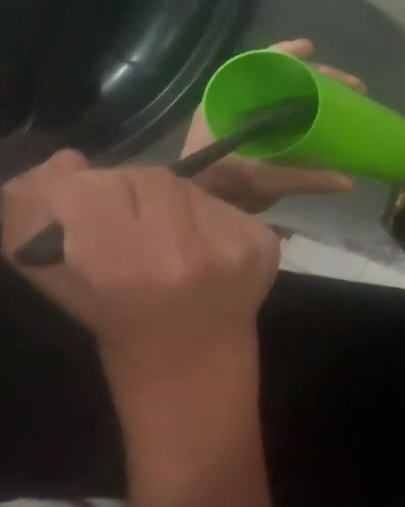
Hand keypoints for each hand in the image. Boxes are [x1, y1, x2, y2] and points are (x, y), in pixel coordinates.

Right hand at [2, 151, 280, 364]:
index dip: (83, 191)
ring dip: (169, 199)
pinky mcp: (265, 241)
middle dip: (128, 188)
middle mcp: (186, 252)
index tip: (85, 209)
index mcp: (122, 263)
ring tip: (163, 230)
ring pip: (189, 186)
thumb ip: (37, 213)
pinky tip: (198, 241)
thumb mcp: (52, 270)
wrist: (193, 346)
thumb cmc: (113, 310)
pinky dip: (205, 212)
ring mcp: (234, 245)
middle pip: (148, 177)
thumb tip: (69, 159)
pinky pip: (224, 203)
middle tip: (126, 214)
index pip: (95, 186)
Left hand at [184, 39, 356, 211]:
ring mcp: (248, 120)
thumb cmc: (221, 185)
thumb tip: (348, 182)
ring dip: (317, 94)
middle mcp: (238, 106)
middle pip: (279, 80)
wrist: (196, 203)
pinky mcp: (258, 136)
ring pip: (285, 96)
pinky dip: (310, 112)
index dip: (284, 55)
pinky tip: (331, 118)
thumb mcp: (263, 182)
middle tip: (353, 86)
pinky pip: (286, 114)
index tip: (310, 47)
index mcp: (230, 105)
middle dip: (317, 78)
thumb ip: (305, 179)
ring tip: (349, 99)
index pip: (257, 67)